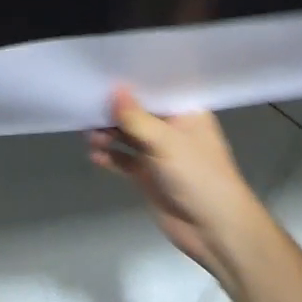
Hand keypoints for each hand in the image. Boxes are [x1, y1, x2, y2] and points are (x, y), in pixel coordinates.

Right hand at [88, 87, 268, 279]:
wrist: (214, 230)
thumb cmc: (198, 174)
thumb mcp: (167, 142)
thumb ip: (137, 118)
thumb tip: (114, 89)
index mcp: (185, 112)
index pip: (155, 89)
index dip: (132, 82)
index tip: (105, 70)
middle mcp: (171, 128)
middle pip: (137, 112)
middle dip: (114, 109)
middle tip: (87, 103)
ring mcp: (158, 153)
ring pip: (127, 136)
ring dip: (108, 133)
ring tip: (87, 133)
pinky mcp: (147, 176)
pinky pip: (123, 160)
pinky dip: (109, 157)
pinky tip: (94, 155)